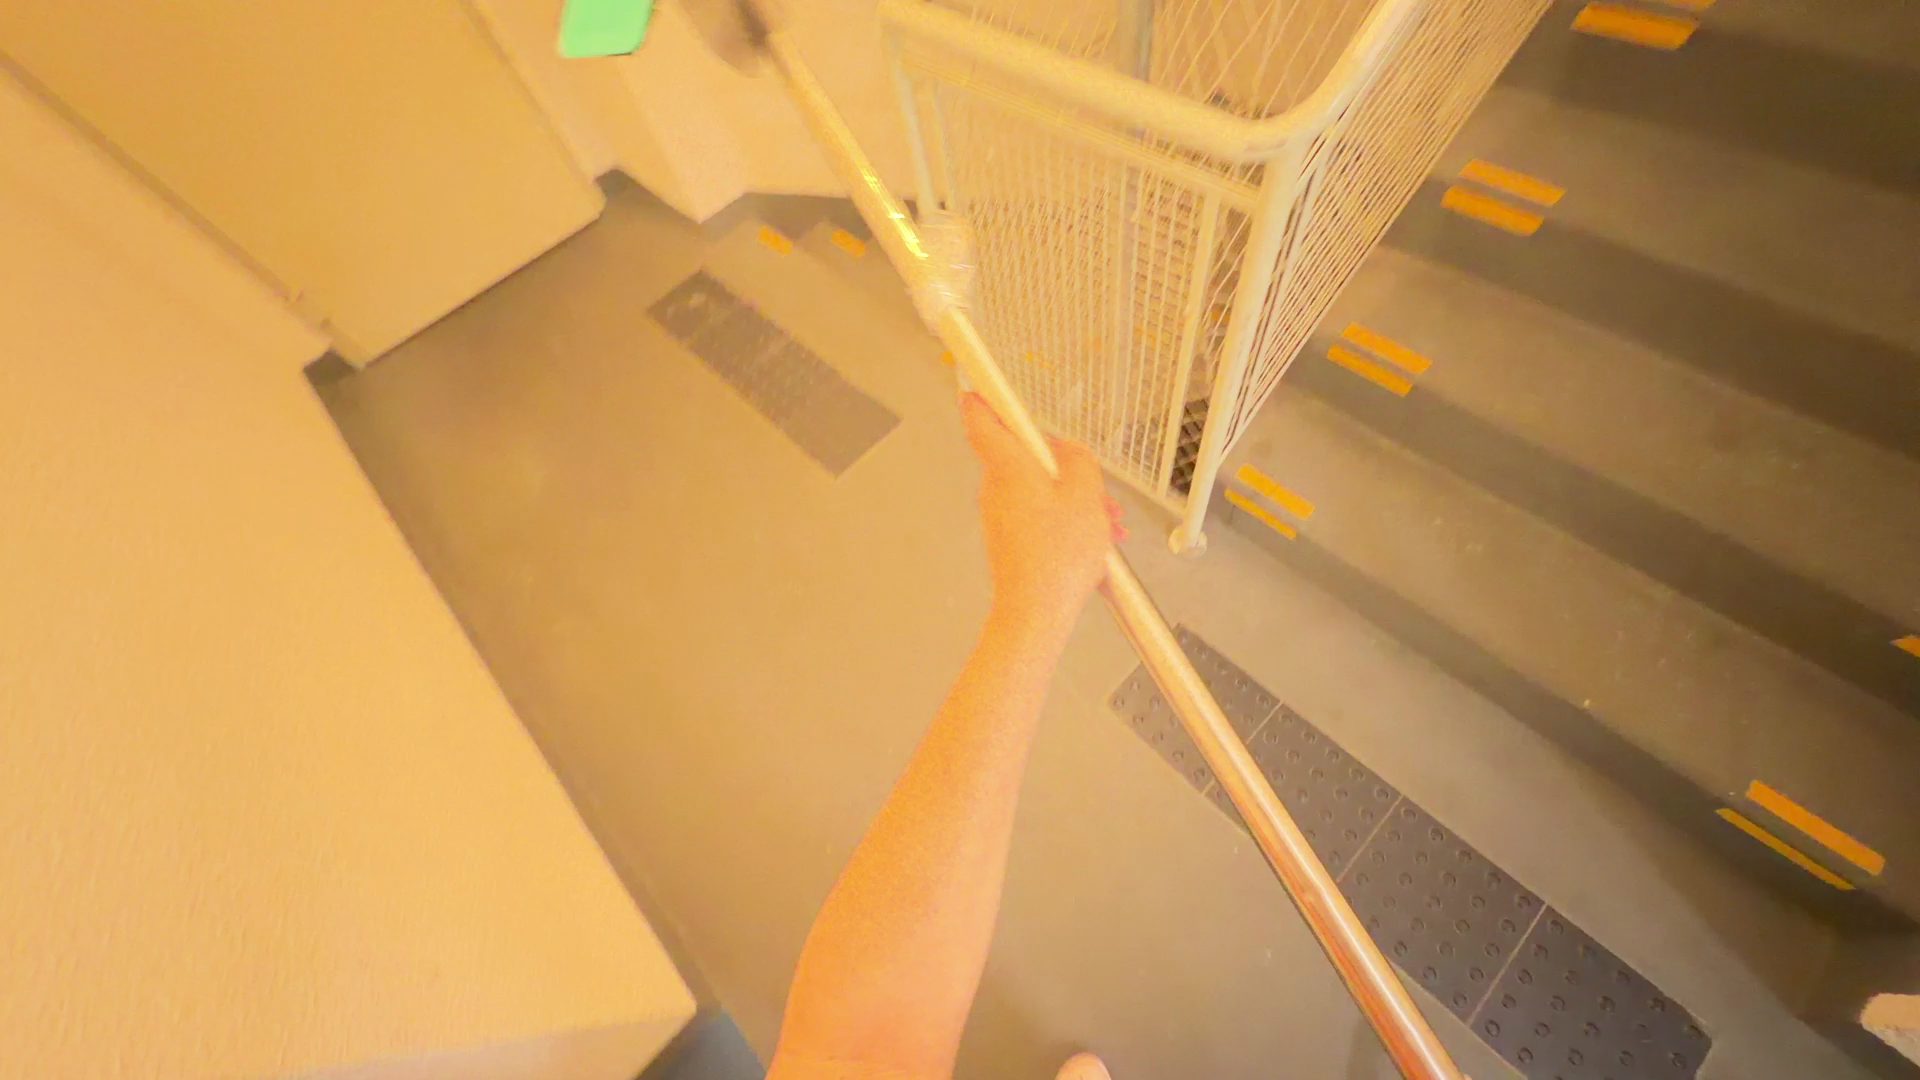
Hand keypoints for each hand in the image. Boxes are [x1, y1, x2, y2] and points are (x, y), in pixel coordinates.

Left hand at [961, 393, 1124, 632]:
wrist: (1037, 611)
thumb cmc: (1058, 556)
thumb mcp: (1085, 495)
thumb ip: (1078, 460)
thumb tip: (1068, 451)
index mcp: (1009, 468)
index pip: (984, 422)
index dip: (982, 399)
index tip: (977, 384)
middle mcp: (996, 488)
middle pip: (1027, 458)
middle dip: (1066, 468)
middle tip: (1097, 490)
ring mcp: (1000, 515)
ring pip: (1039, 489)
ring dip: (1074, 499)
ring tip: (1106, 523)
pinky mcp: (1009, 538)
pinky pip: (1037, 514)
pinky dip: (1065, 520)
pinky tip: (1094, 539)